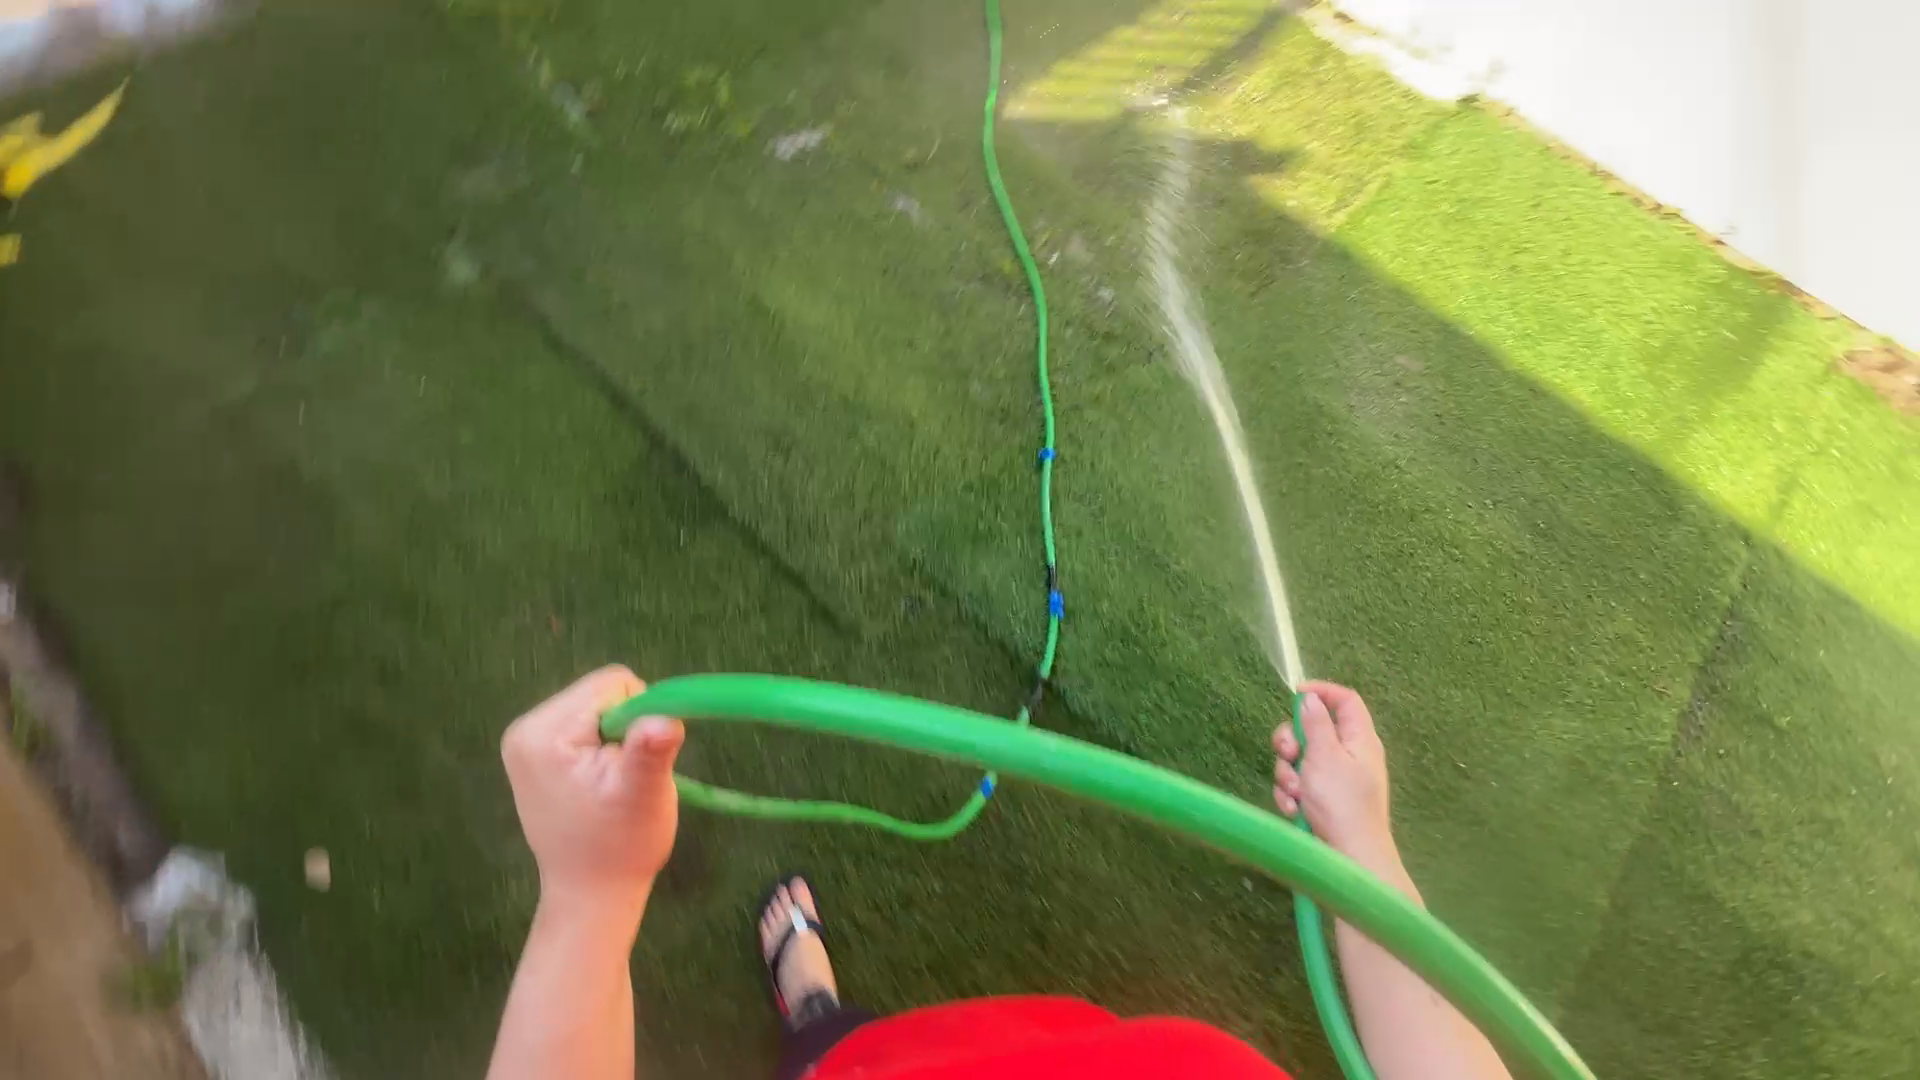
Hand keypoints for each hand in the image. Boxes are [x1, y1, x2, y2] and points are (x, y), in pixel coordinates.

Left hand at [501, 666, 684, 919]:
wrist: (591, 895)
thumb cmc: (619, 846)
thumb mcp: (643, 796)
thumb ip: (650, 751)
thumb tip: (666, 718)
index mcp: (543, 732)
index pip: (613, 684)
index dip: (641, 716)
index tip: (633, 762)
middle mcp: (526, 728)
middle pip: (605, 692)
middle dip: (629, 727)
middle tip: (624, 776)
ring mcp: (528, 740)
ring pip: (602, 707)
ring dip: (620, 738)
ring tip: (613, 784)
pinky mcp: (539, 752)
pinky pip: (590, 723)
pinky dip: (607, 747)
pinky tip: (601, 783)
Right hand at [1273, 681, 1393, 862]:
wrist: (1350, 859)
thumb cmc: (1341, 803)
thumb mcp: (1325, 756)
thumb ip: (1315, 723)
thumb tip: (1310, 698)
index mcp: (1359, 740)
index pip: (1345, 700)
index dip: (1321, 691)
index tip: (1294, 695)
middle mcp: (1348, 755)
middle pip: (1311, 728)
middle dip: (1291, 741)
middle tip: (1288, 754)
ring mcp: (1334, 778)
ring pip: (1298, 758)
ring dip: (1288, 773)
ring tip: (1295, 793)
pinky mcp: (1321, 799)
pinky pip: (1297, 783)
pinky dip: (1291, 794)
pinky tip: (1294, 809)